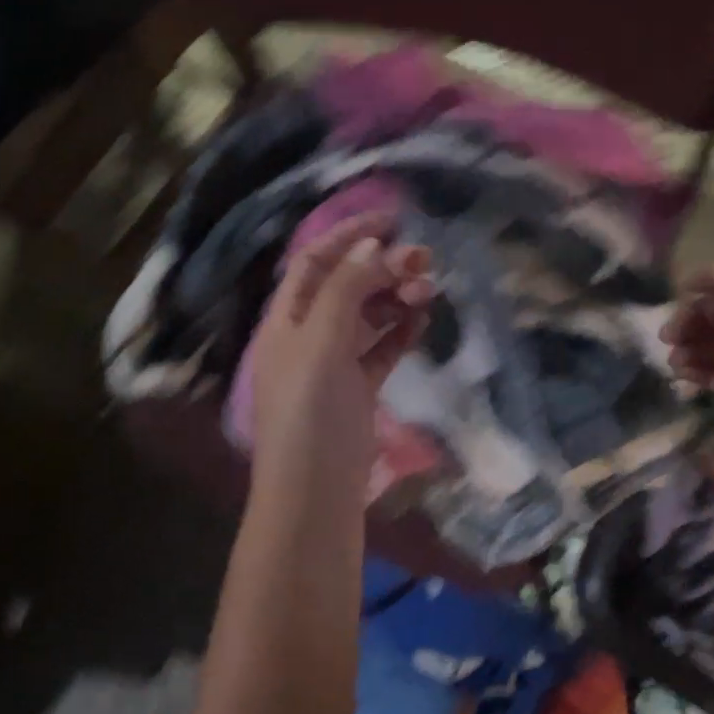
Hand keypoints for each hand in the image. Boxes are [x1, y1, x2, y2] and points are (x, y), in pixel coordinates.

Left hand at [250, 213, 433, 496]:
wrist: (314, 494)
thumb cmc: (310, 415)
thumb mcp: (321, 345)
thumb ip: (346, 292)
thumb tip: (372, 246)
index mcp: (285, 321)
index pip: (315, 262)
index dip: (349, 235)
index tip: (393, 219)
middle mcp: (306, 338)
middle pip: (345, 287)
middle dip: (382, 267)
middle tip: (425, 261)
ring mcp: (333, 366)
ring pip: (367, 317)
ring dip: (395, 297)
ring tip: (428, 290)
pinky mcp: (357, 392)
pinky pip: (380, 350)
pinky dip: (400, 332)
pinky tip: (422, 320)